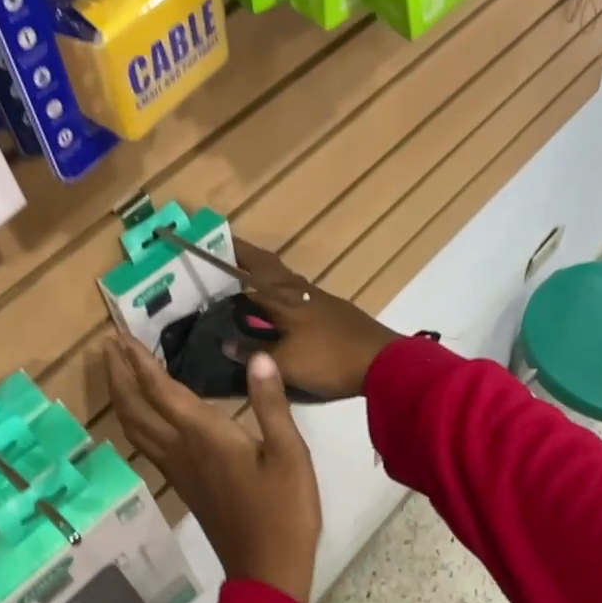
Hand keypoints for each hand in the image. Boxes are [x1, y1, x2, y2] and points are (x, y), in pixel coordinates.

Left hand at [103, 330, 321, 602]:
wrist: (266, 570)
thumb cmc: (283, 511)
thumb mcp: (288, 453)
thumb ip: (271, 404)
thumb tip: (258, 358)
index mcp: (203, 436)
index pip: (161, 390)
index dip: (139, 361)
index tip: (120, 334)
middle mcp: (181, 450)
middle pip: (136, 408)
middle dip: (119, 374)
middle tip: (107, 344)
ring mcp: (178, 471)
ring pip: (135, 428)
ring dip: (121, 396)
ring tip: (116, 371)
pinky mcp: (184, 485)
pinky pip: (146, 443)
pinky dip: (135, 419)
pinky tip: (143, 416)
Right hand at [233, 239, 403, 399]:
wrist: (386, 363)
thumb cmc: (330, 358)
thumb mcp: (285, 362)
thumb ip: (254, 353)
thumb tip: (226, 343)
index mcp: (286, 295)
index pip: (255, 265)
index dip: (236, 252)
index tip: (215, 239)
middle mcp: (303, 291)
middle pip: (271, 271)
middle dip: (249, 266)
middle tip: (225, 267)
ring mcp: (322, 302)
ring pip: (286, 287)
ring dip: (266, 287)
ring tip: (244, 296)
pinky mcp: (335, 317)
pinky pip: (299, 303)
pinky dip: (282, 305)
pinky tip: (277, 319)